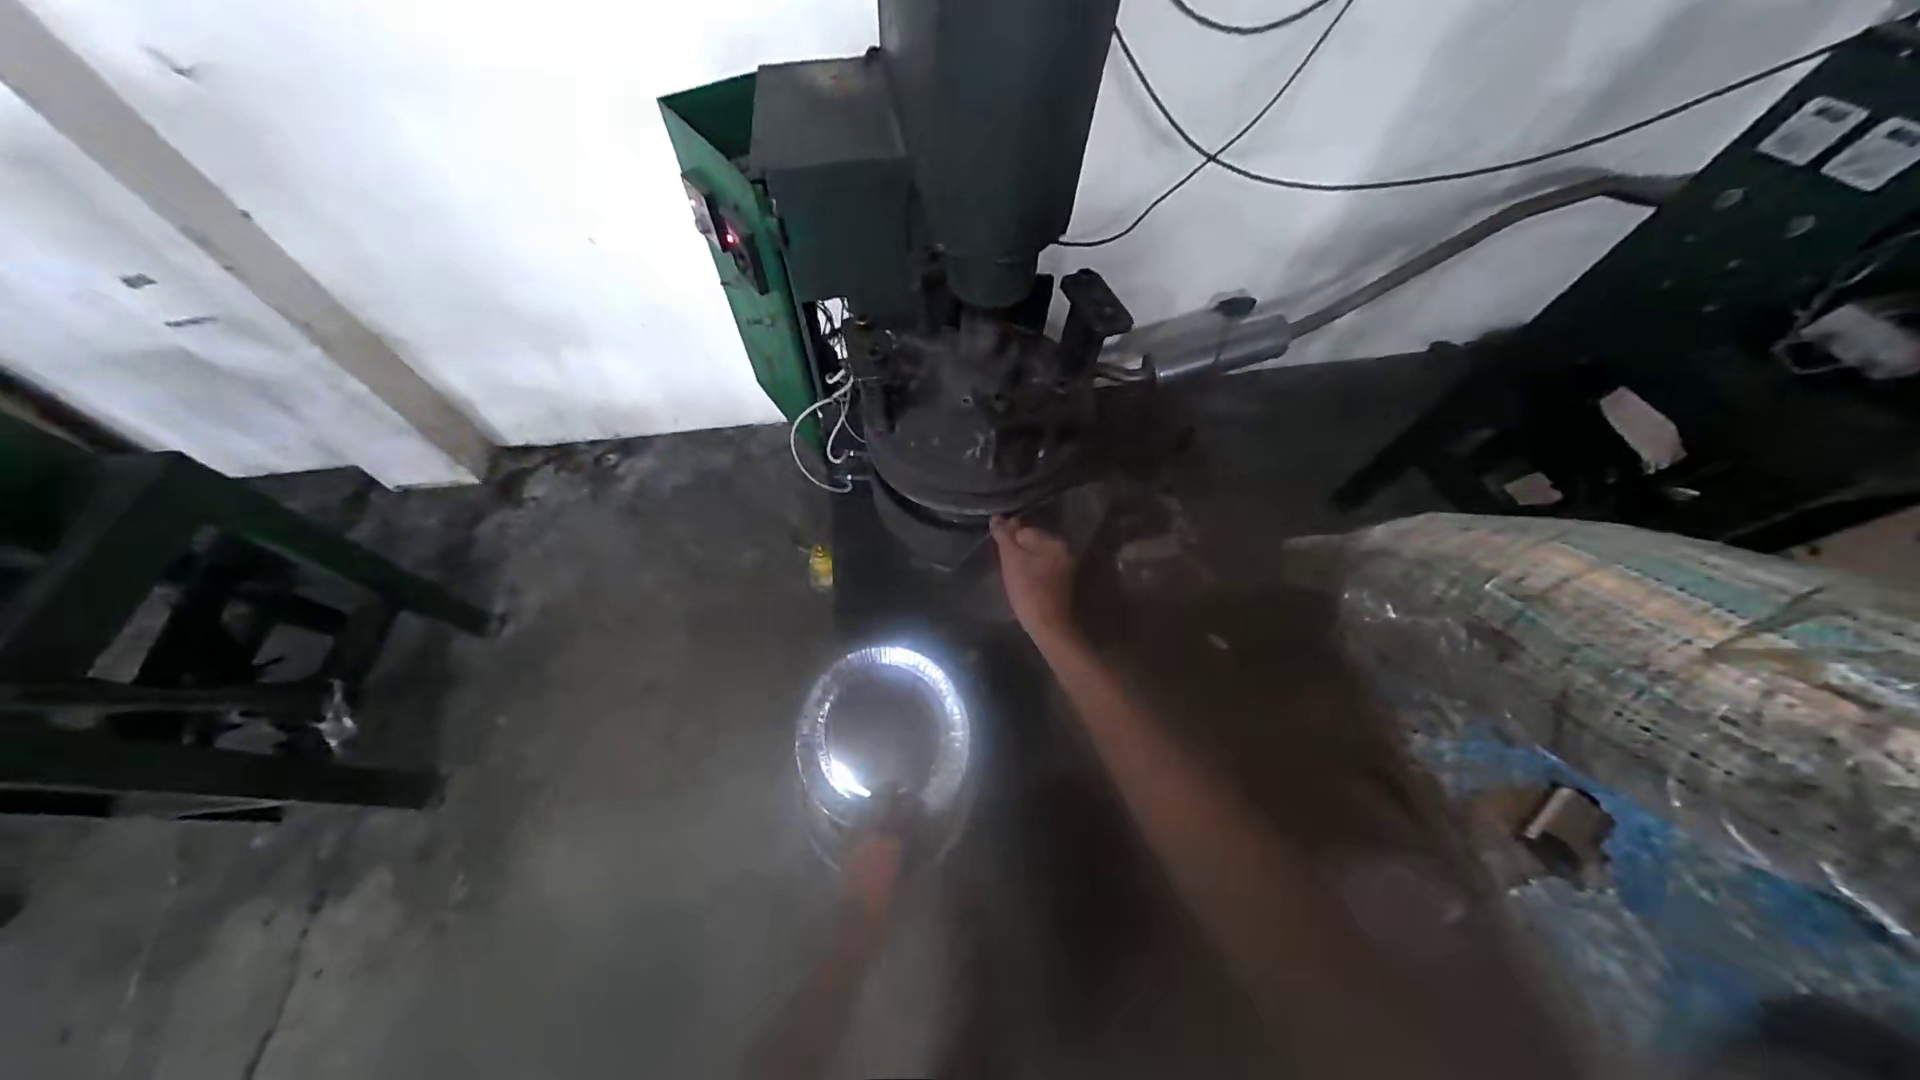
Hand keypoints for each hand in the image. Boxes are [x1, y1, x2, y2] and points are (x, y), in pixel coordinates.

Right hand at [990, 515, 1076, 642]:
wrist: (1049, 627)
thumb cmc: (1028, 591)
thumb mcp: (1011, 560)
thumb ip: (1004, 536)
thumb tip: (997, 517)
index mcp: (1055, 541)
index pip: (1024, 530)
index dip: (1008, 541)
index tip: (1000, 556)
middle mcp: (1065, 550)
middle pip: (1033, 543)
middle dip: (1018, 551)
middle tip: (1005, 568)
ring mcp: (1067, 568)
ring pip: (1038, 557)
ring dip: (1025, 563)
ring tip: (1013, 578)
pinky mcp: (1065, 583)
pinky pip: (1044, 570)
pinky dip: (1033, 574)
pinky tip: (1025, 586)